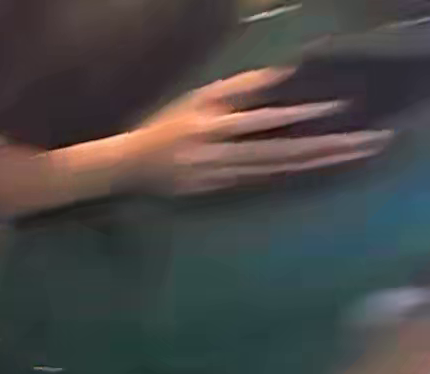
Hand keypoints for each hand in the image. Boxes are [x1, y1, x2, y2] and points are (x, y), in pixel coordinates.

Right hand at [128, 67, 389, 193]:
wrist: (119, 168)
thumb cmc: (159, 130)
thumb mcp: (194, 100)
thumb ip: (238, 87)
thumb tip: (284, 75)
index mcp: (205, 130)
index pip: (256, 122)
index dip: (295, 115)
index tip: (336, 108)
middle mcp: (206, 156)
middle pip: (270, 152)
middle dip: (317, 147)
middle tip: (363, 141)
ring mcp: (203, 177)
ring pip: (264, 170)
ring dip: (308, 163)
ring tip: (347, 155)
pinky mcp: (200, 190)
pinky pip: (246, 182)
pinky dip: (279, 175)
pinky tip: (306, 169)